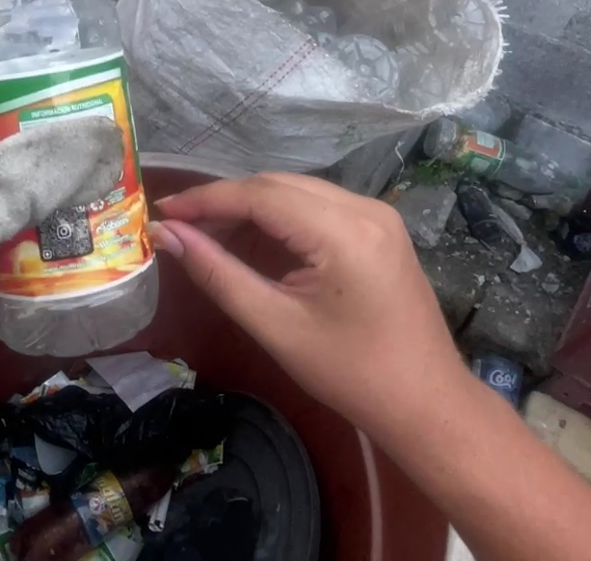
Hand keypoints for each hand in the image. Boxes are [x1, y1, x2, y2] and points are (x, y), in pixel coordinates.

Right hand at [150, 173, 467, 436]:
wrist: (428, 406)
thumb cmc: (351, 374)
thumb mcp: (276, 325)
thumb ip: (218, 273)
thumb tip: (166, 235)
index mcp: (345, 232)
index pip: (260, 195)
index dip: (206, 200)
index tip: (162, 212)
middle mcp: (364, 208)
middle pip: (276, 185)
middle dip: (224, 202)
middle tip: (180, 228)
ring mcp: (375, 214)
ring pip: (293, 191)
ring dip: (248, 208)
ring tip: (207, 236)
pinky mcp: (377, 226)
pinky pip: (313, 205)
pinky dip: (276, 217)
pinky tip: (251, 242)